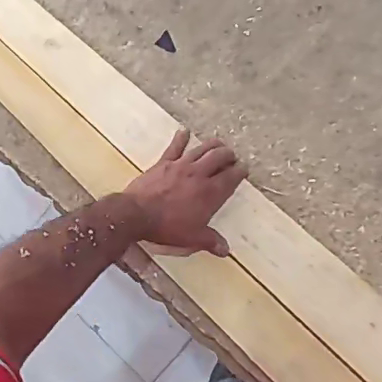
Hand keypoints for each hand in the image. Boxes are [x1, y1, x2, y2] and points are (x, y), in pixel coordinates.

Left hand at [122, 129, 247, 256]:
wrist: (137, 214)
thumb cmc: (167, 227)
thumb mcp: (192, 237)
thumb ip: (210, 241)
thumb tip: (225, 251)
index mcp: (209, 193)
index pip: (230, 178)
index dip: (240, 171)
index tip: (244, 168)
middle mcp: (199, 175)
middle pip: (219, 158)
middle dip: (229, 155)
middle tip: (232, 156)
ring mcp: (181, 166)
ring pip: (202, 149)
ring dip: (213, 145)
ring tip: (219, 143)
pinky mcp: (164, 163)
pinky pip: (174, 147)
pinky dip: (181, 138)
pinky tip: (185, 131)